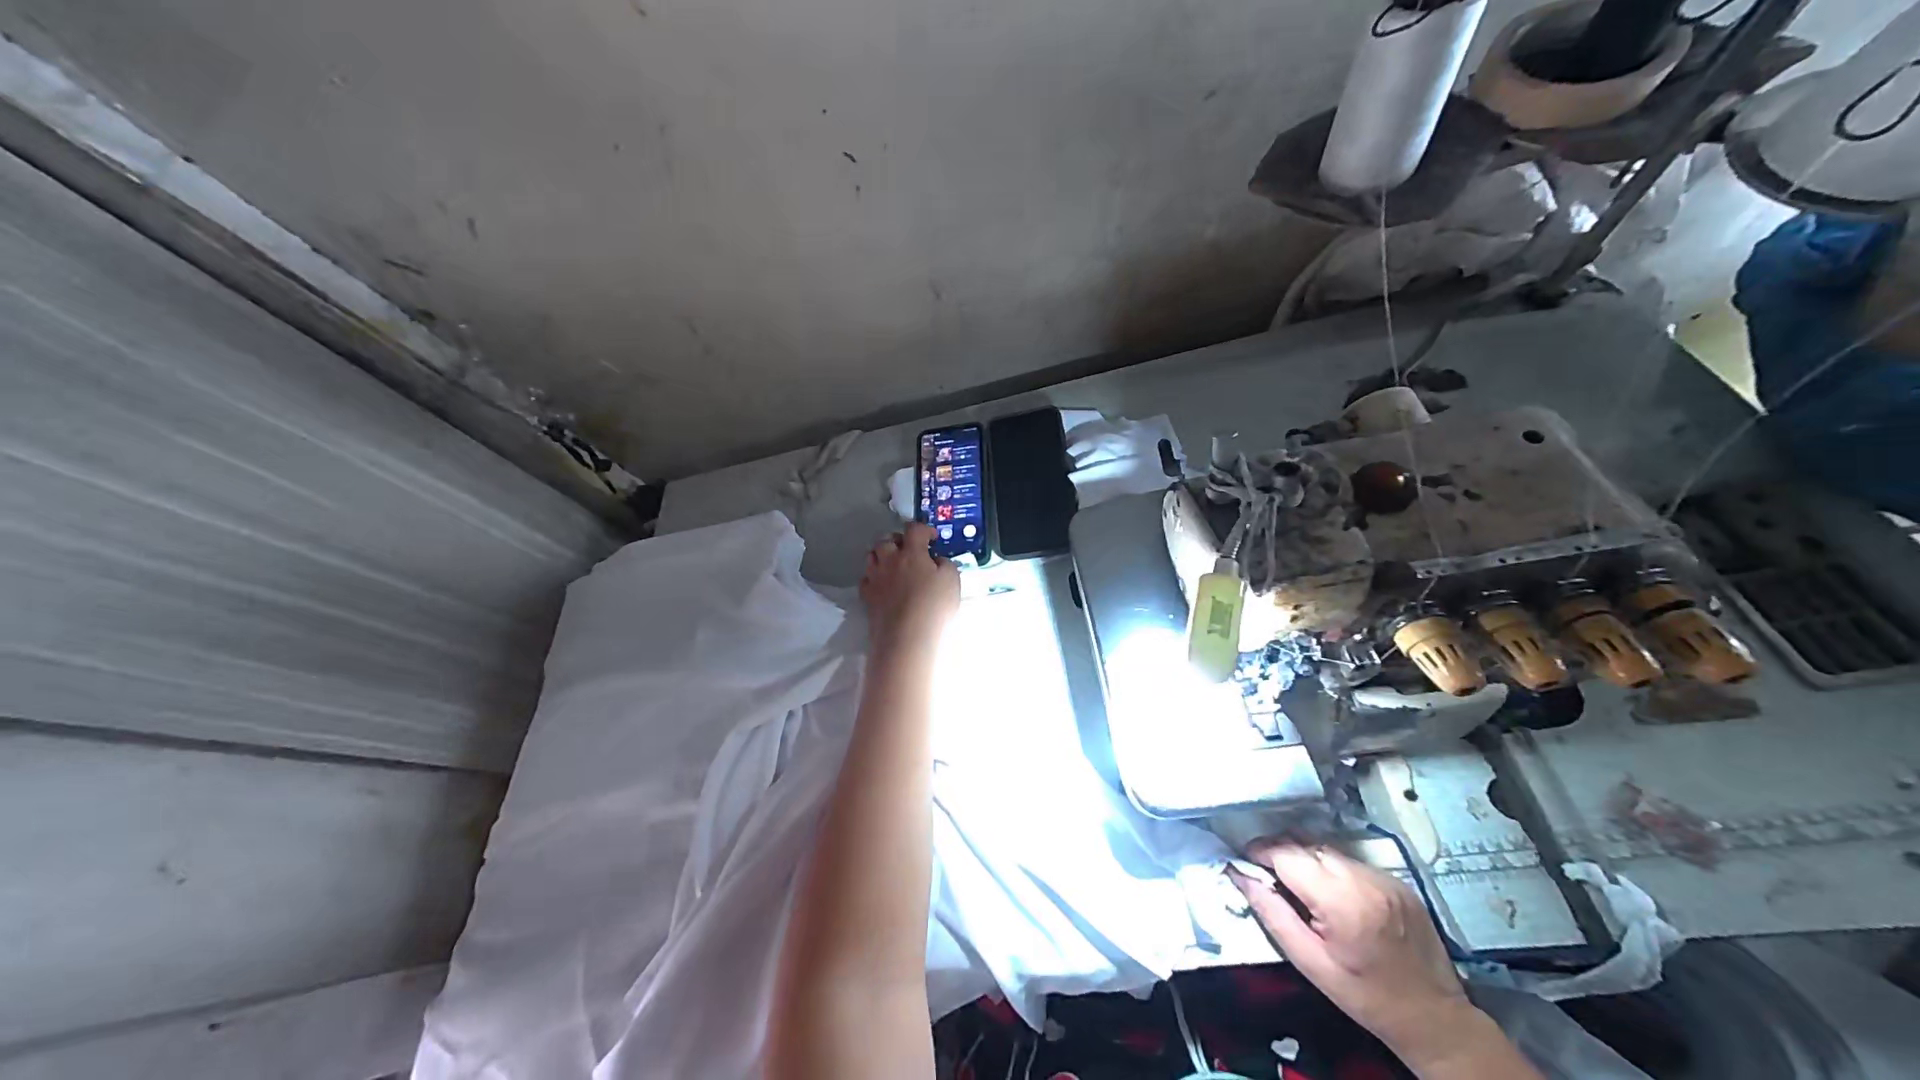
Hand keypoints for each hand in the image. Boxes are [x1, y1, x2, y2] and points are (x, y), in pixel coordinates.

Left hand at [860, 523, 959, 650]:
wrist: (906, 636)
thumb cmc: (933, 606)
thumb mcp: (952, 581)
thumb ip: (946, 564)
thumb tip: (936, 561)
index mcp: (912, 553)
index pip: (914, 529)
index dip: (924, 529)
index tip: (932, 538)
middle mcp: (889, 560)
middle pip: (886, 540)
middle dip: (898, 540)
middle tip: (909, 550)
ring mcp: (875, 578)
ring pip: (872, 556)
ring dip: (882, 556)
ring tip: (893, 565)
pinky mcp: (867, 596)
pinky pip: (866, 578)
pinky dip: (873, 577)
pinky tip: (882, 584)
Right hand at [1229, 839, 1475, 1066]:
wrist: (1434, 1019)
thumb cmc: (1365, 997)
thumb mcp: (1309, 961)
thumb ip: (1271, 912)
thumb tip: (1239, 874)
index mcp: (1341, 900)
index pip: (1286, 853)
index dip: (1260, 852)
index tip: (1245, 862)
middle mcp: (1364, 879)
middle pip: (1306, 844)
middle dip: (1281, 853)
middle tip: (1266, 873)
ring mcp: (1385, 877)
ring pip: (1328, 849)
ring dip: (1306, 859)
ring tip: (1299, 885)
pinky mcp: (1397, 881)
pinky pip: (1351, 861)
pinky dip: (1333, 869)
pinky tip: (1332, 894)